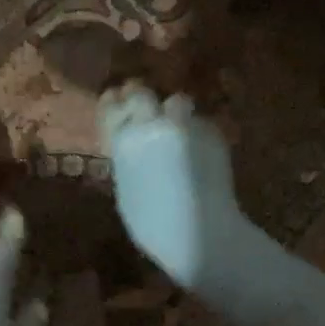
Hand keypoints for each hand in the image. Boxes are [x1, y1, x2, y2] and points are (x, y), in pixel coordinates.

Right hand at [97, 80, 247, 289]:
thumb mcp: (125, 190)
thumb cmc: (152, 225)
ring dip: (174, 112)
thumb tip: (131, 148)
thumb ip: (127, 159)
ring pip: (177, 102)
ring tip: (177, 130)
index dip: (113, 103)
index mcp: (124, 141)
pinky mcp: (213, 134)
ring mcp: (186, 126)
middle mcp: (153, 124)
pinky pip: (199, 123)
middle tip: (145, 110)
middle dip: (141, 99)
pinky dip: (196, 132)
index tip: (115, 102)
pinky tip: (198, 152)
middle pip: (142, 93)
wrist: (199, 233)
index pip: (111, 106)